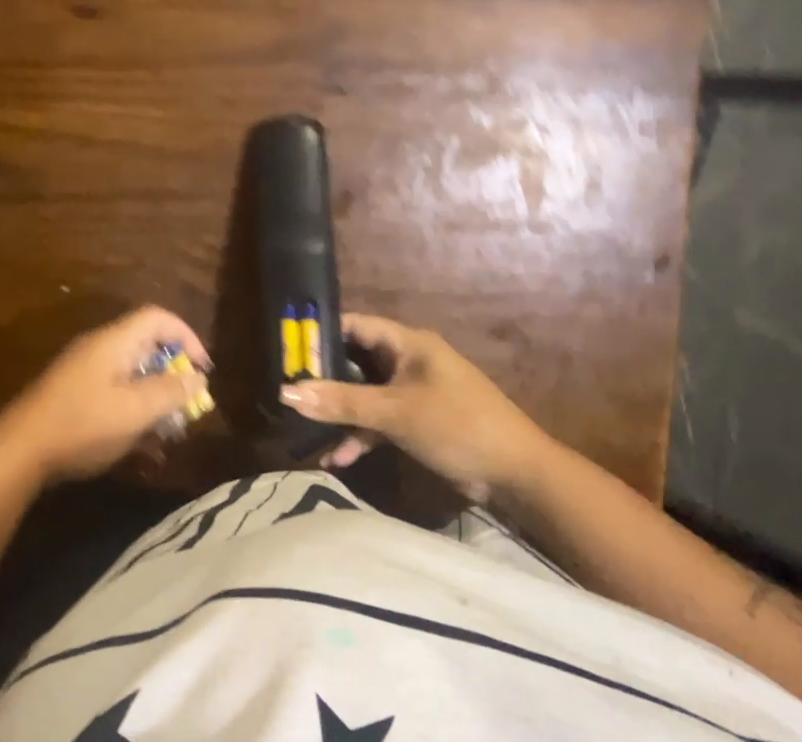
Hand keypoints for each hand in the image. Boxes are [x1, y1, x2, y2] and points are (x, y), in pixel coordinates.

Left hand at [0, 306, 210, 482]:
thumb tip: (198, 376)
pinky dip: (134, 415)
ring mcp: (84, 374)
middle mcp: (99, 350)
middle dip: (173, 377)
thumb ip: (170, 391)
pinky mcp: (75, 398)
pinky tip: (143, 450)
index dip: (187, 336)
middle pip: (147, 348)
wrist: (20, 450)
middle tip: (189, 409)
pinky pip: (115, 396)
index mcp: (114, 342)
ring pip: (132, 376)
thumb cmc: (83, 425)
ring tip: (169, 435)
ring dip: (155, 402)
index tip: (203, 369)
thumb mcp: (135, 410)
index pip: (158, 318)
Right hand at [279, 314, 552, 503]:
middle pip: (354, 361)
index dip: (320, 333)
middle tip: (285, 389)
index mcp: (409, 344)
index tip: (285, 348)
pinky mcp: (417, 422)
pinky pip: (377, 421)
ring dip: (338, 414)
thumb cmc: (457, 426)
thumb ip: (340, 402)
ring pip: (363, 395)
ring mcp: (413, 393)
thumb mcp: (394, 413)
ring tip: (302, 430)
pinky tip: (335, 459)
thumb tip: (285, 392)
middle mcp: (408, 362)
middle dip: (322, 379)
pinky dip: (358, 436)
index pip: (354, 325)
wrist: (517, 475)